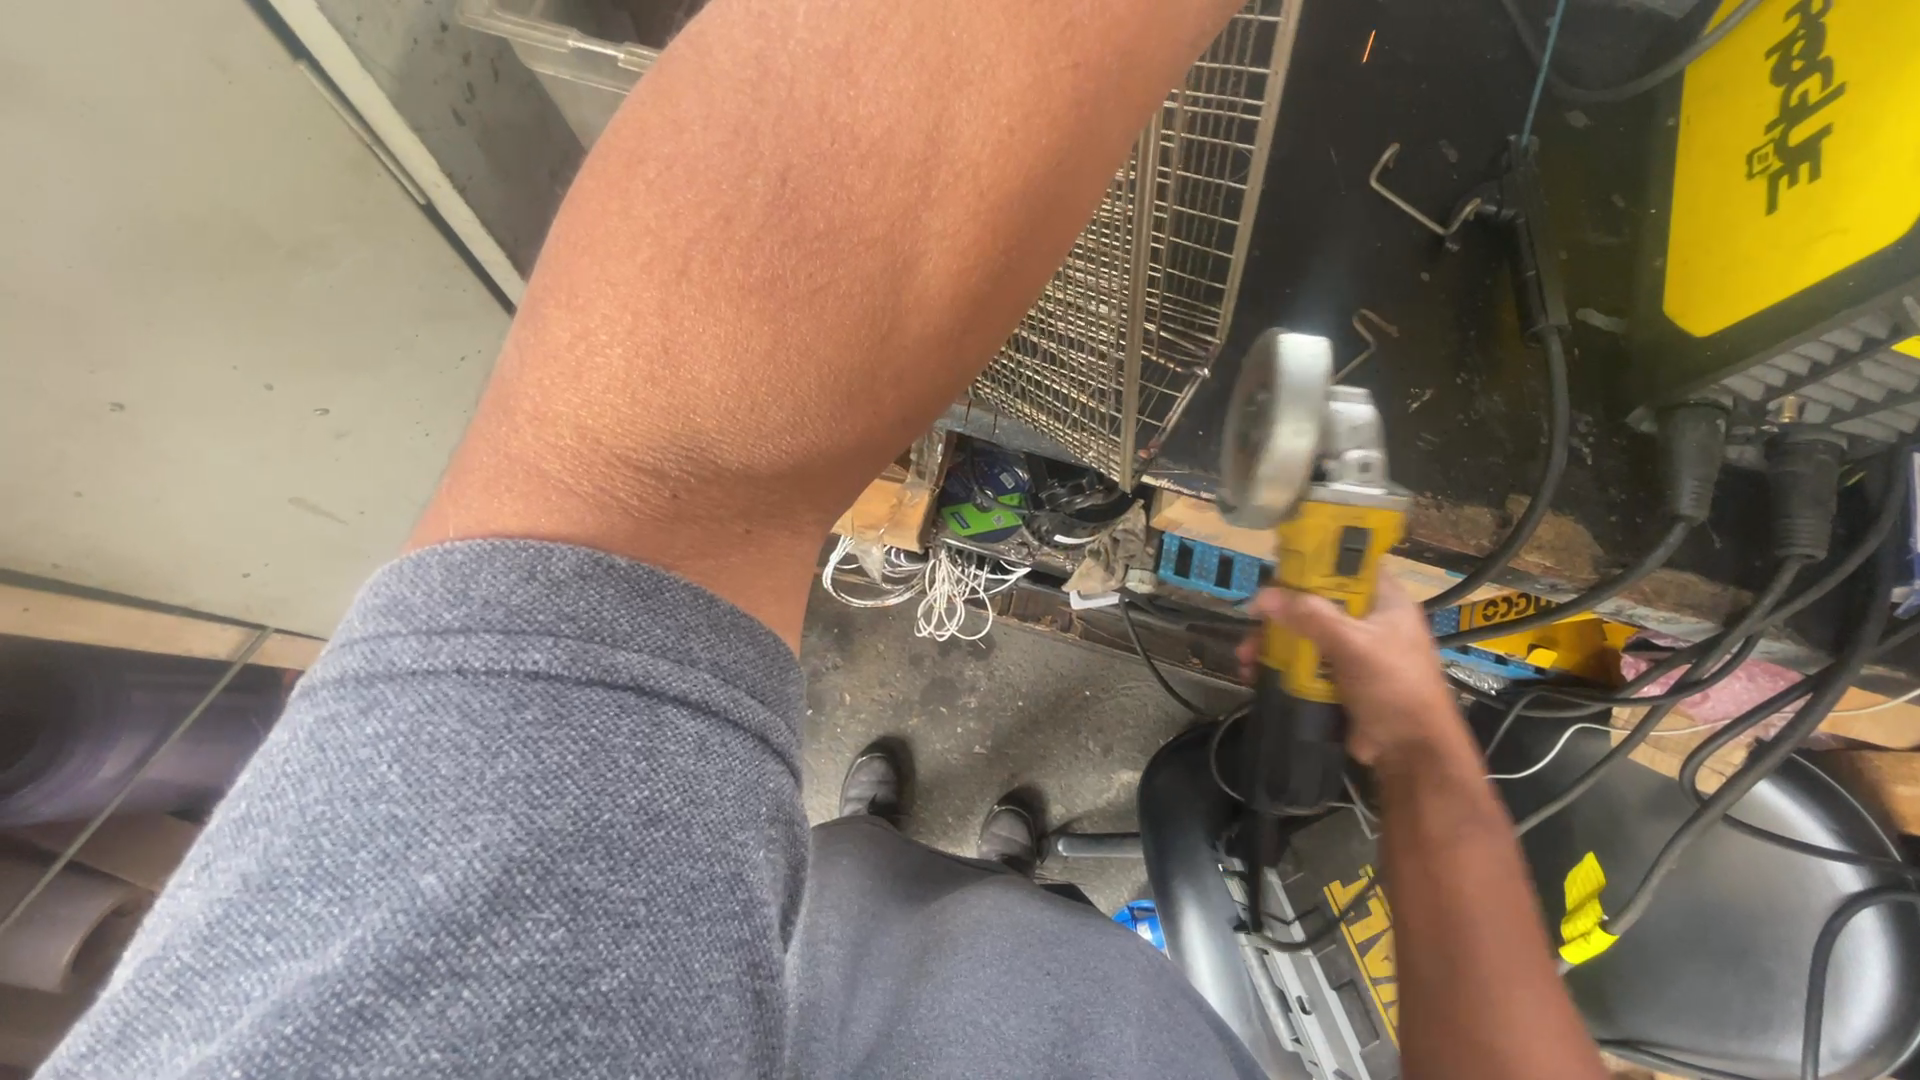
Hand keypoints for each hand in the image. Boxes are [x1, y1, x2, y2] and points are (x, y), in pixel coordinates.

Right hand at [1236, 577, 1468, 766]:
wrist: (1410, 752)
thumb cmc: (1395, 688)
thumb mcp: (1354, 645)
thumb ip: (1309, 617)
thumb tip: (1261, 597)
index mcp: (1383, 601)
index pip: (1347, 564)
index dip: (1313, 561)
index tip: (1277, 570)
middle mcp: (1365, 620)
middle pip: (1312, 601)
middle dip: (1278, 613)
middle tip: (1252, 623)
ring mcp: (1348, 650)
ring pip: (1300, 634)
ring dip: (1270, 644)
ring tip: (1246, 658)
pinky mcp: (1333, 678)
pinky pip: (1298, 663)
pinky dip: (1275, 667)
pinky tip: (1253, 674)